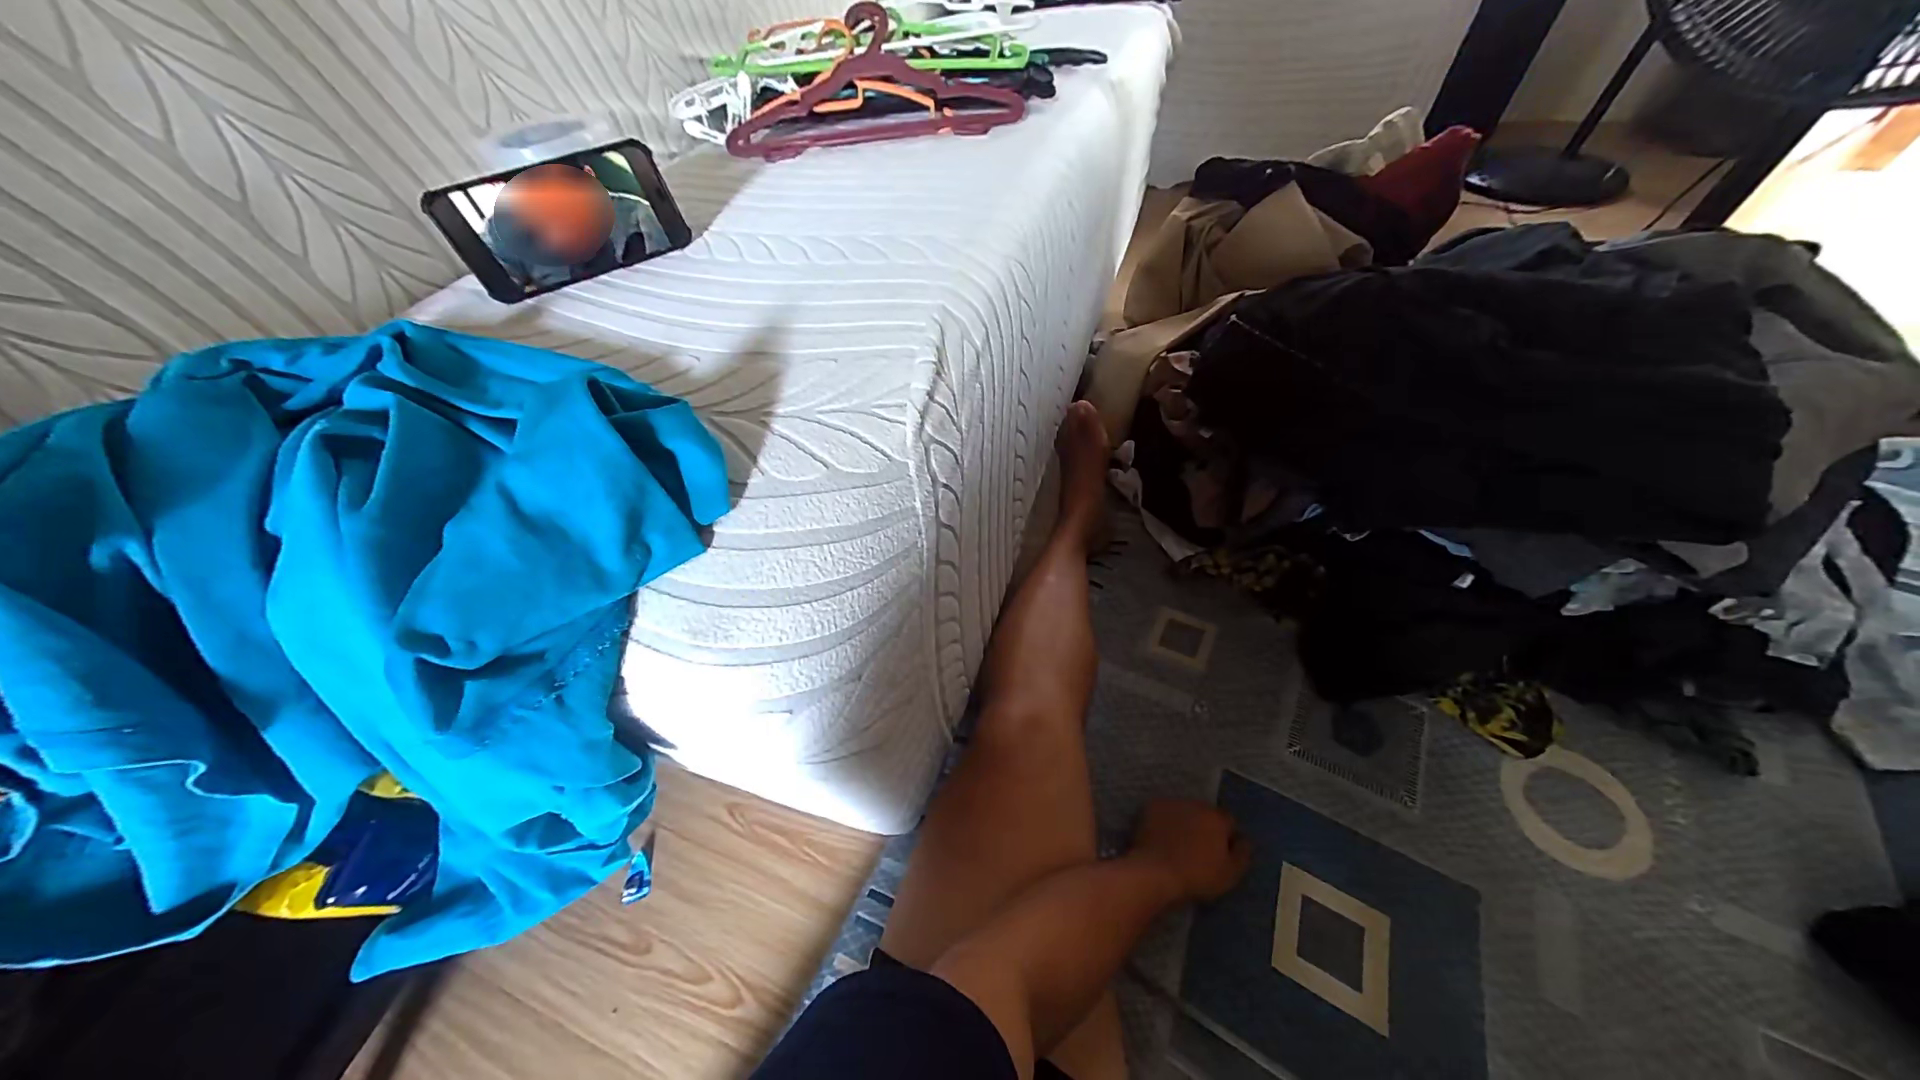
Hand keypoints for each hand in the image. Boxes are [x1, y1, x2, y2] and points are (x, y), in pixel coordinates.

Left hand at [1131, 798, 1251, 902]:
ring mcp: (1171, 803)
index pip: (1228, 822)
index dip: (1225, 837)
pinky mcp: (1150, 807)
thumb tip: (1244, 841)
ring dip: (1183, 821)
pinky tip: (1160, 838)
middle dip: (1204, 826)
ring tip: (1176, 843)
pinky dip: (1163, 821)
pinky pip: (1162, 812)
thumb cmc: (1197, 876)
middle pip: (1205, 813)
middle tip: (1197, 848)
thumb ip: (1242, 854)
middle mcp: (1195, 804)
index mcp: (1216, 818)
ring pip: (1183, 811)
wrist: (1155, 871)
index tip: (1219, 853)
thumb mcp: (1230, 874)